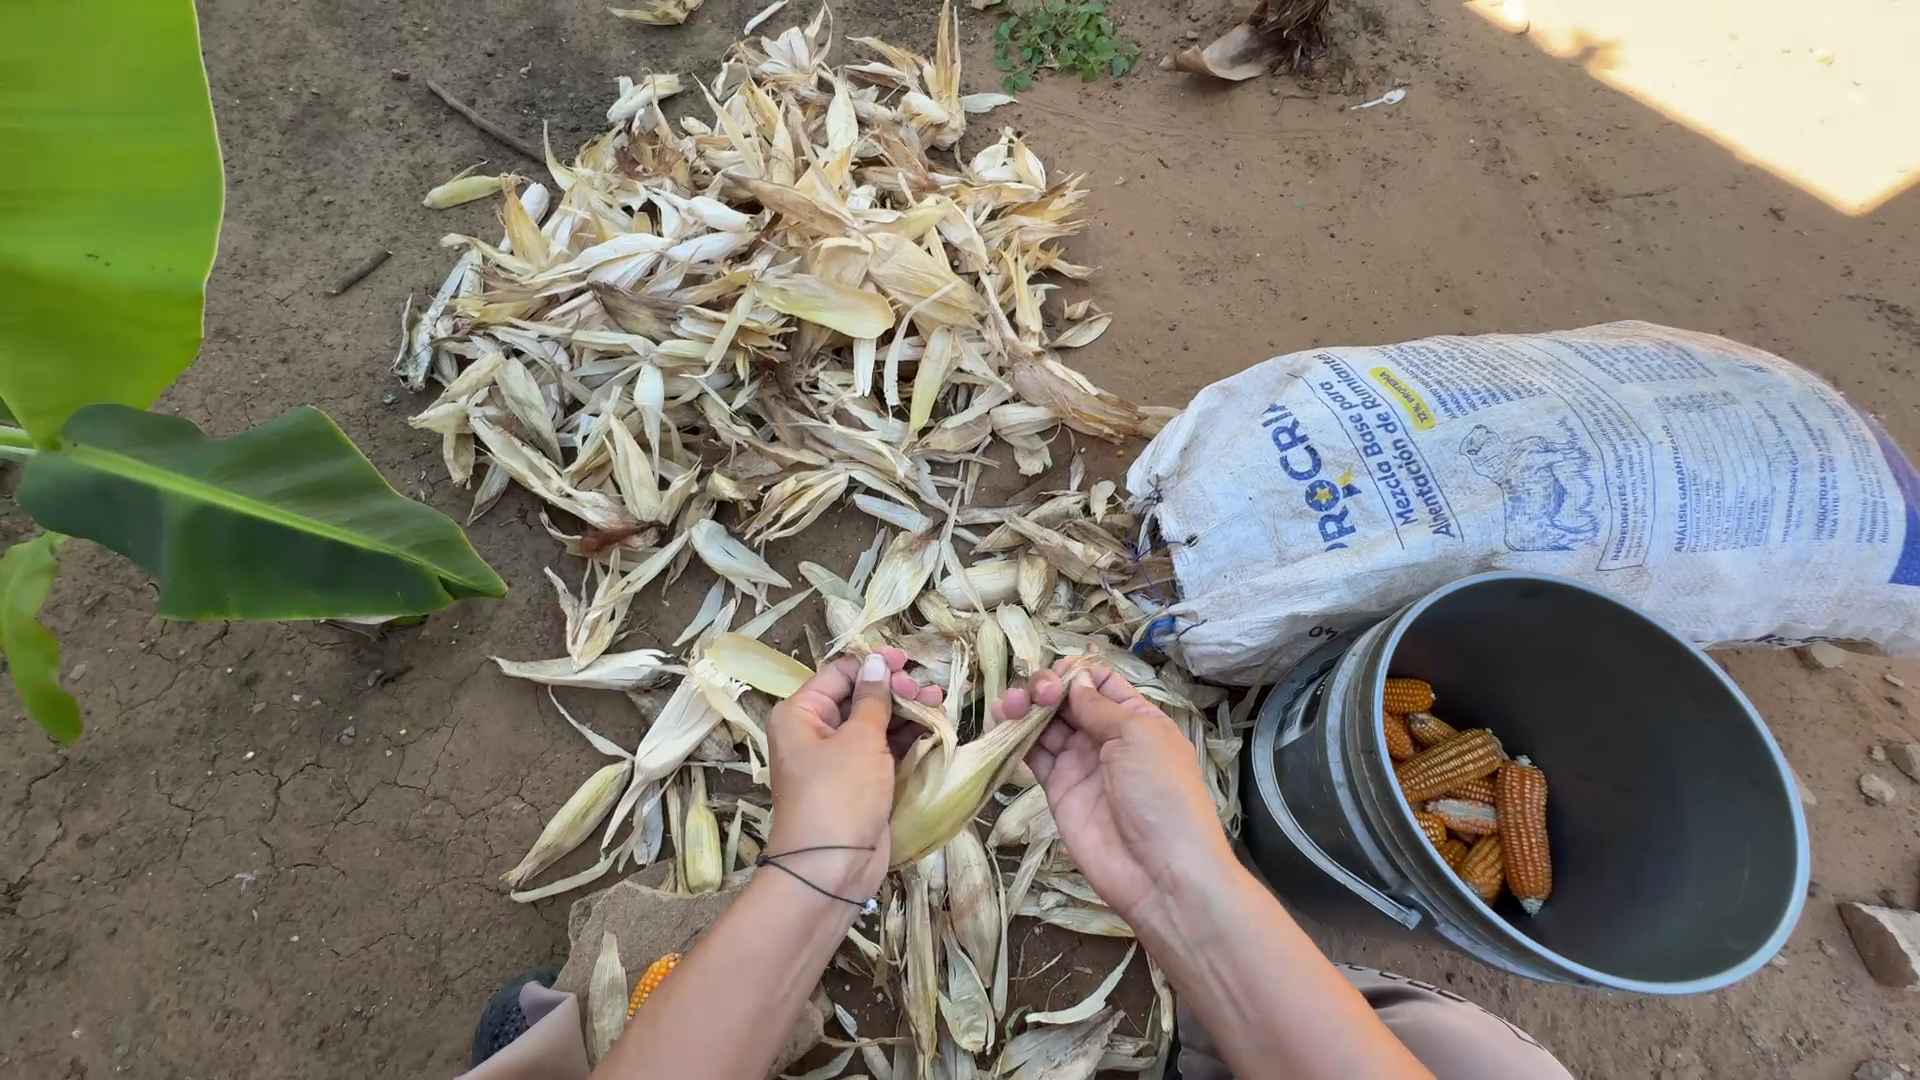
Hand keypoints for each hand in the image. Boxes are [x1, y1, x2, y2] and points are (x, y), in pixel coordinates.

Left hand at [766, 647, 943, 898]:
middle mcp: (816, 731)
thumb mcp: (859, 740)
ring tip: (939, 704)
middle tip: (927, 692)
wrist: (830, 870)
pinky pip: (883, 748)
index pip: (839, 673)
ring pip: (876, 721)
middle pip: (859, 696)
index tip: (907, 662)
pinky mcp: (860, 780)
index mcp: (801, 714)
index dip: (873, 664)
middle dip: (895, 689)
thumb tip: (877, 661)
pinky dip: (906, 737)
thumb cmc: (838, 795)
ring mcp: (839, 758)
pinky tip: (933, 727)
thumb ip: (872, 698)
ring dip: (906, 711)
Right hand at [994, 662, 1233, 922]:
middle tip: (1036, 695)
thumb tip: (1074, 681)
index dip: (1075, 673)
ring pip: (1044, 724)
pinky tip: (1000, 723)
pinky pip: (1032, 755)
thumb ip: (1099, 707)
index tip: (1058, 676)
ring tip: (1010, 706)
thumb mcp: (1138, 737)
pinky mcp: (1057, 788)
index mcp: (1135, 718)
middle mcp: (1105, 736)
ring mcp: (1079, 762)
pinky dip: (1014, 737)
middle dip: (1045, 687)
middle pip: (1066, 699)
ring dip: (1024, 707)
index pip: (1099, 682)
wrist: (1161, 874)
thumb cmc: (1162, 794)